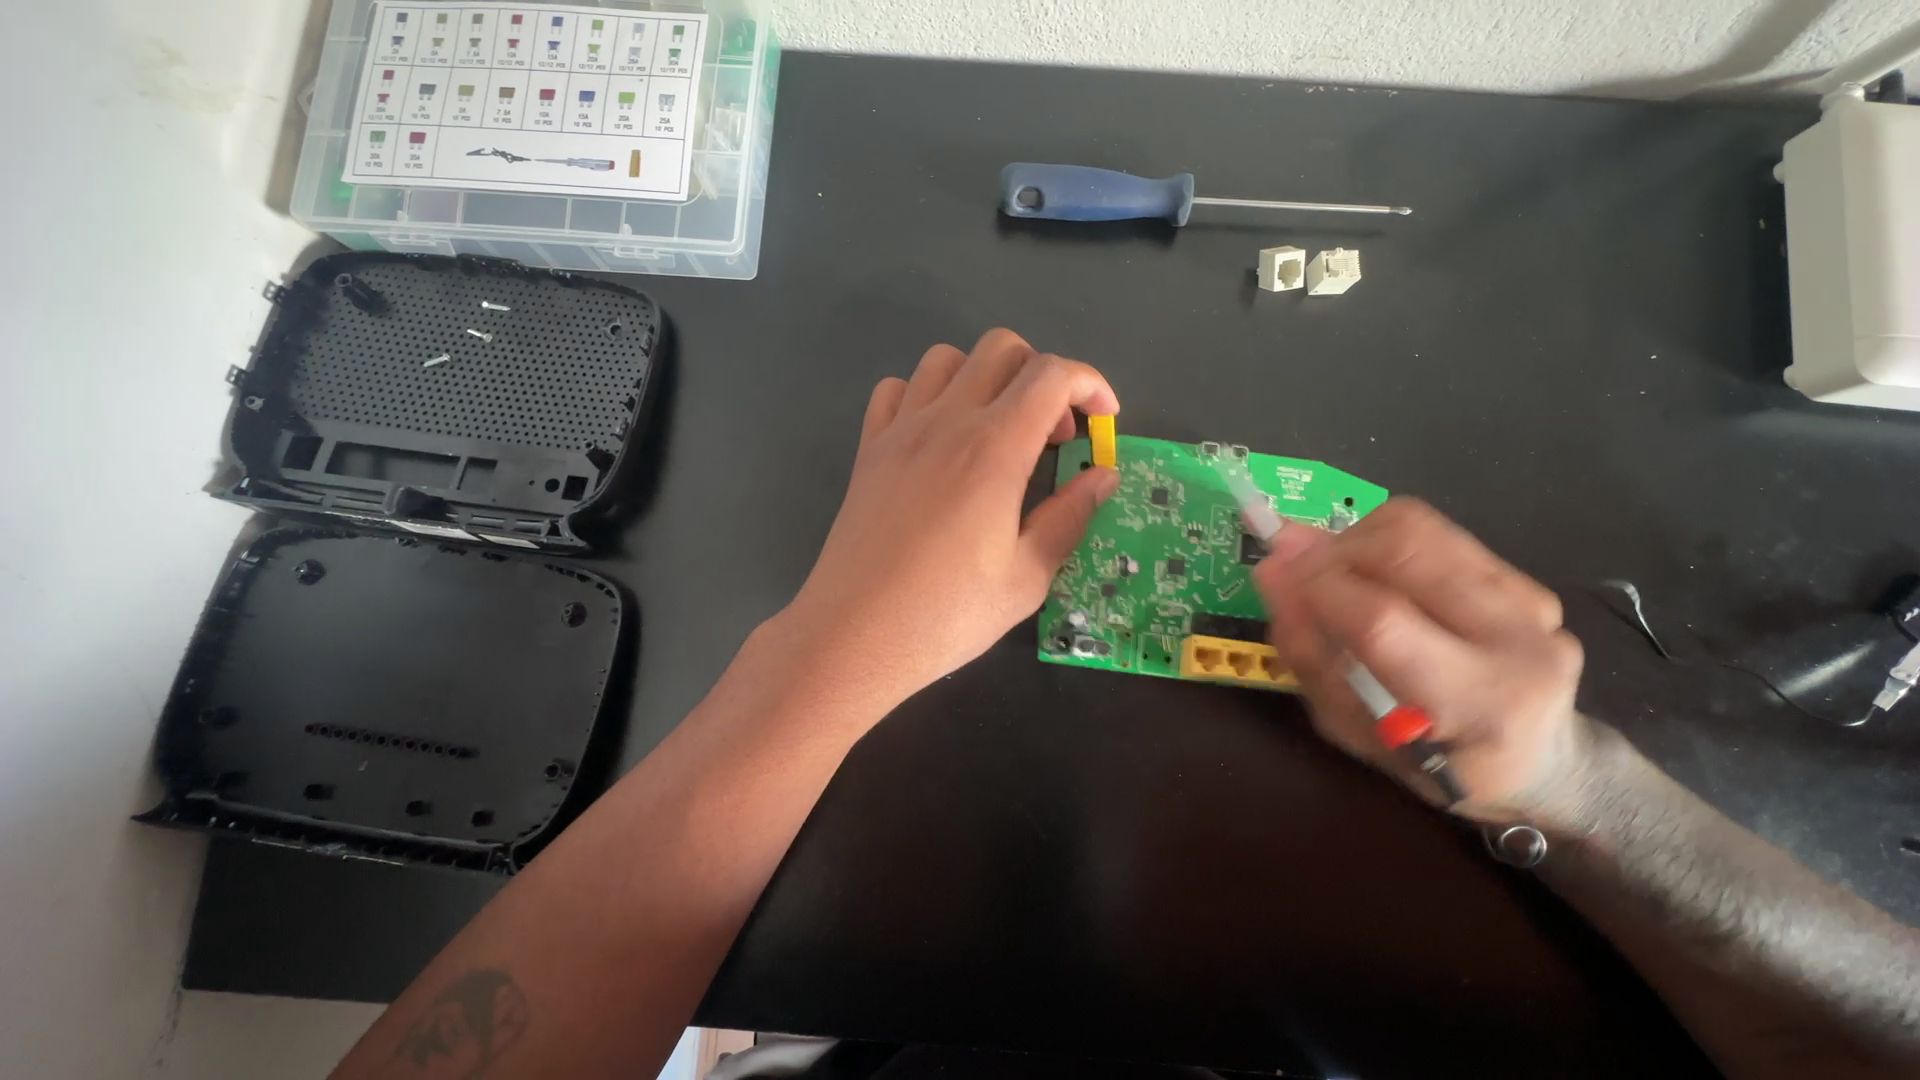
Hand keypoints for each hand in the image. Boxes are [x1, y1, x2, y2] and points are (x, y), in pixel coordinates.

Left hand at [778, 329, 1120, 712]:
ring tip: (997, 433)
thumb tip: (1103, 476)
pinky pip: (895, 390)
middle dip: (1043, 378)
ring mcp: (900, 430)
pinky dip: (927, 396)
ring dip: (984, 379)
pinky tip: (939, 439)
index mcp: (995, 448)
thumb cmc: (947, 614)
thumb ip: (1070, 516)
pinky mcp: (868, 450)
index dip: (1091, 384)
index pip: (1052, 375)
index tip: (1104, 421)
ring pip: (946, 358)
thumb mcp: (1027, 577)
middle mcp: (947, 421)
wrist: (854, 634)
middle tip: (1052, 437)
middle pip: (1001, 349)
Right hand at [1252, 498, 1591, 825]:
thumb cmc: (1429, 761)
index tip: (1274, 571)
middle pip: (1404, 553)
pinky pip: (1435, 532)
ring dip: (1354, 539)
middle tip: (1298, 568)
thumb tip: (1272, 571)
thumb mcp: (1353, 730)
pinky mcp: (1525, 579)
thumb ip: (1309, 655)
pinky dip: (1383, 541)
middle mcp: (1515, 642)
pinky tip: (1374, 575)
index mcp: (1475, 702)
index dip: (1317, 586)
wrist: (1536, 762)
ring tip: (1335, 573)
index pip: (1383, 622)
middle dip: (1332, 550)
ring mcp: (1528, 603)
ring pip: (1418, 528)